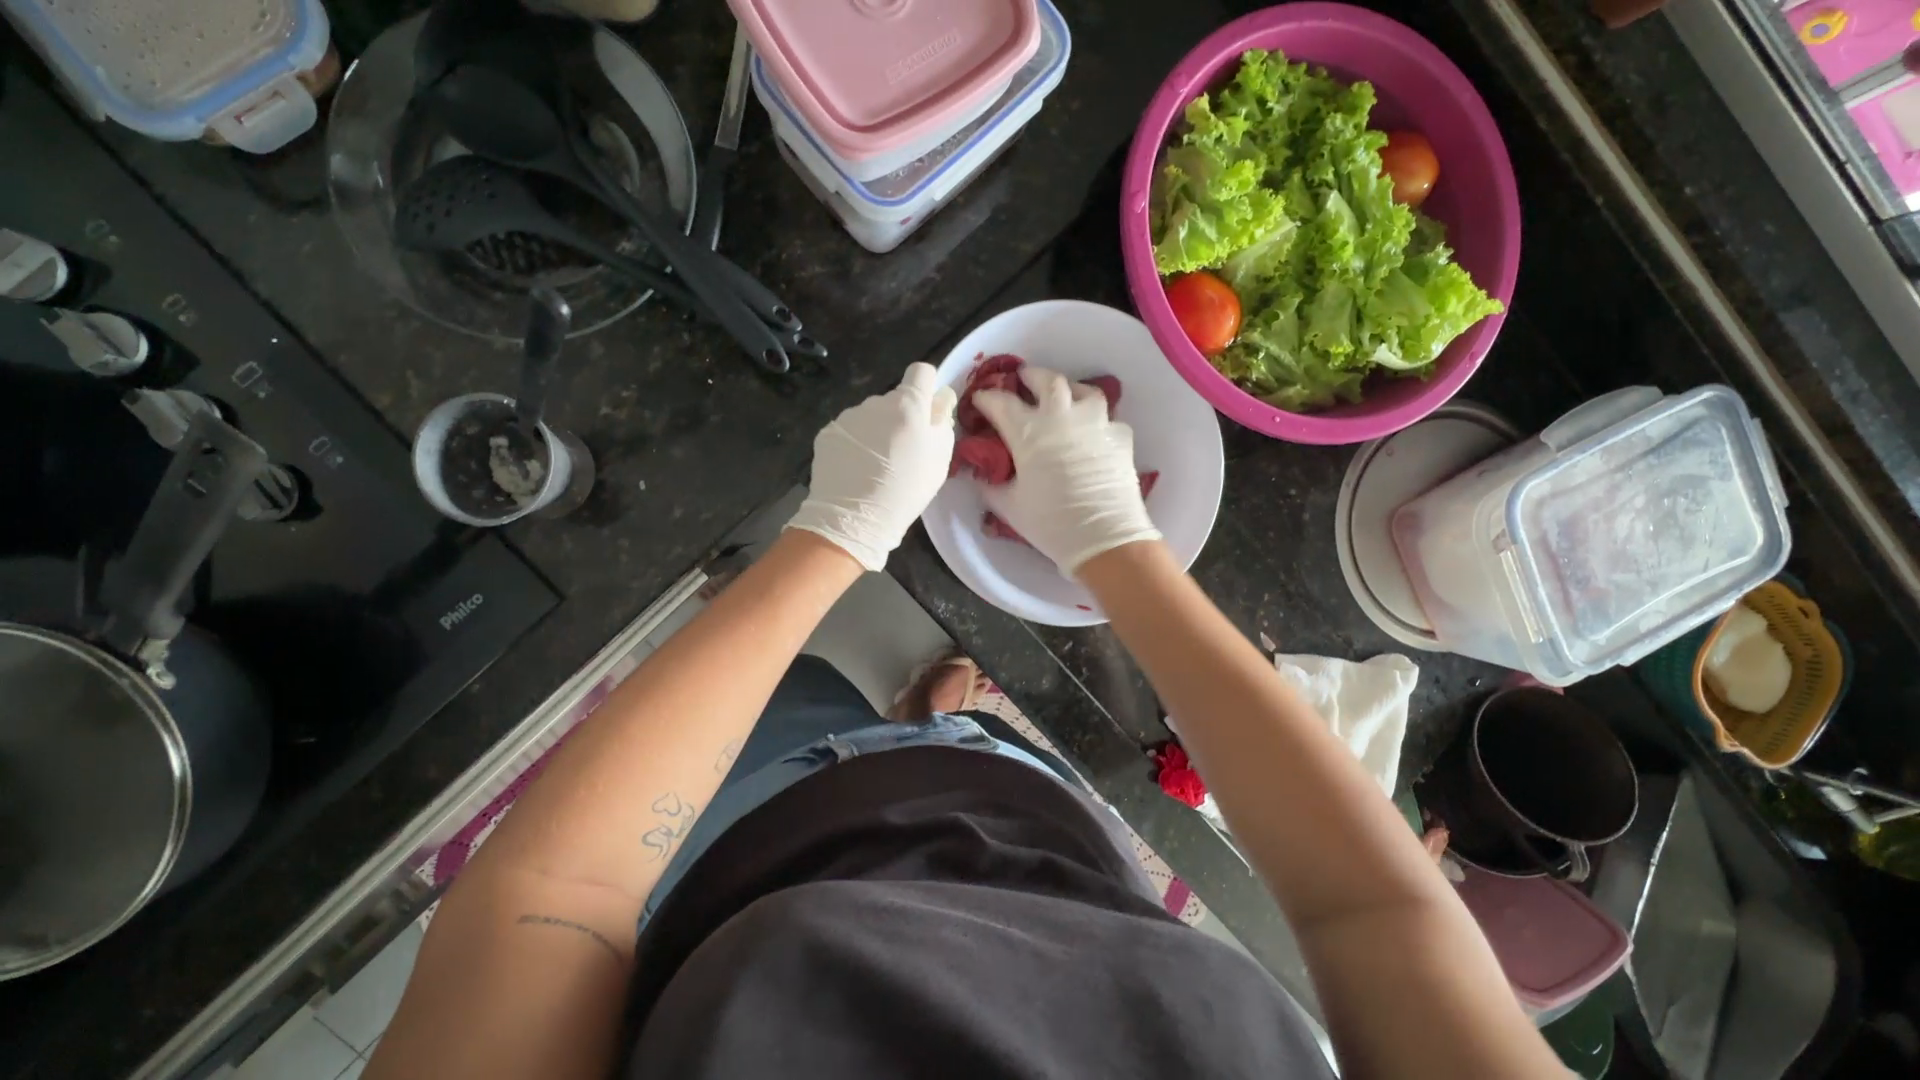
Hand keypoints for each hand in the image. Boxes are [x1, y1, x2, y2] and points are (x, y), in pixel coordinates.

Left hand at [786, 363, 957, 571]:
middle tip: (902, 452)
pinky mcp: (827, 433)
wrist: (854, 518)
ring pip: (870, 415)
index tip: (926, 413)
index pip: (921, 371)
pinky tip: (855, 469)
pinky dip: (855, 443)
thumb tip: (940, 396)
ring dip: (876, 430)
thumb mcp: (940, 459)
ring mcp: (848, 416)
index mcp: (908, 404)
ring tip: (876, 465)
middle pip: (894, 399)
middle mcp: (876, 402)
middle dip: (900, 417)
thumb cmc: (906, 490)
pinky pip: (849, 430)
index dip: (926, 388)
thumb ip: (941, 421)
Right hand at [973, 366, 1160, 574]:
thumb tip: (982, 476)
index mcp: (1028, 430)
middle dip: (1031, 376)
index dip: (987, 398)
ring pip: (1083, 390)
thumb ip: (991, 485)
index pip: (1001, 402)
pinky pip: (1107, 419)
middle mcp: (1061, 416)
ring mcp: (1095, 422)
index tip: (981, 399)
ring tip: (1063, 400)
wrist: (1105, 538)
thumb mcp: (1009, 506)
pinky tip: (1092, 434)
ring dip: (1069, 390)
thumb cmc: (1051, 522)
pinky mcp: (1120, 437)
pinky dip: (1096, 422)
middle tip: (1024, 381)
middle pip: (1047, 380)